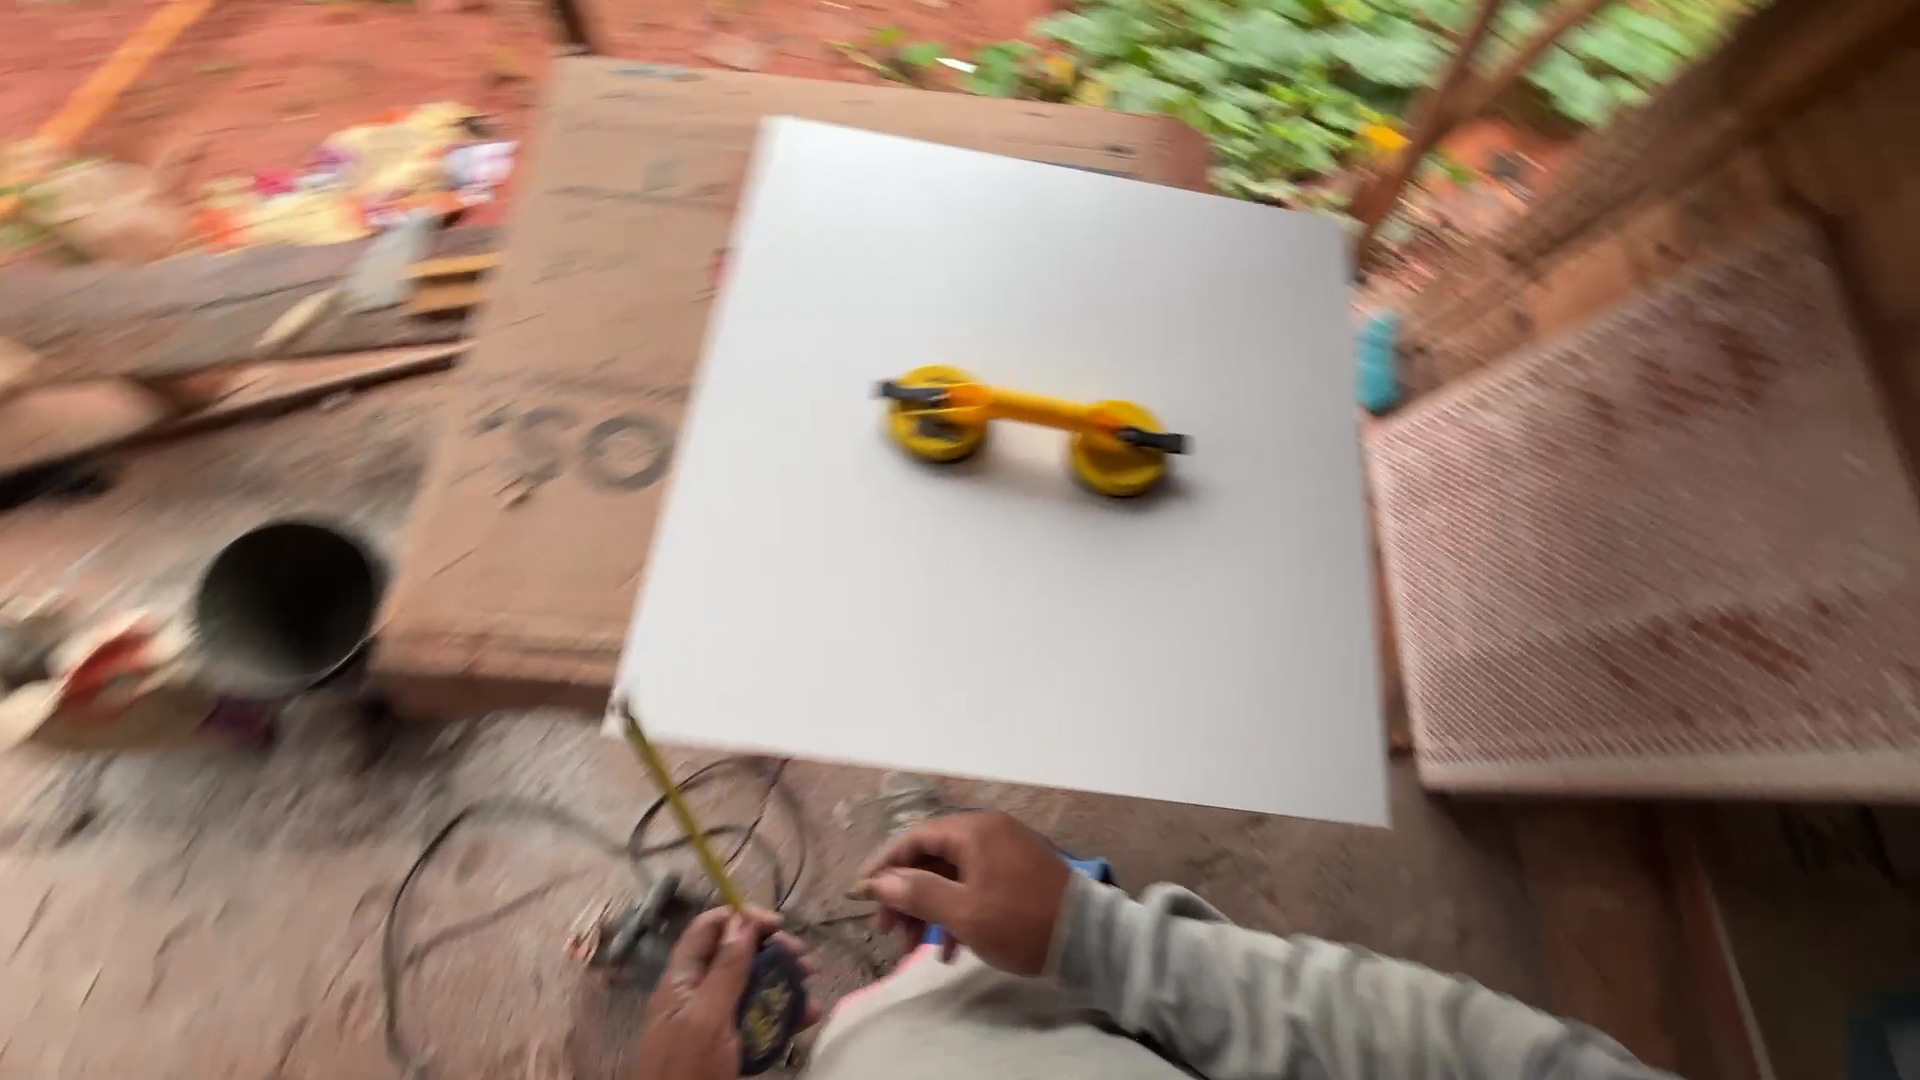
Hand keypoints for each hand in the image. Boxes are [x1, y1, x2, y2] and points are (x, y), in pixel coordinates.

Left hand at [636, 906, 818, 1079]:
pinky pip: (762, 1018)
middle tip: (802, 956)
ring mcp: (715, 1021)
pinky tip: (809, 1014)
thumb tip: (742, 919)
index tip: (777, 925)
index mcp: (682, 980)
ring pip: (754, 983)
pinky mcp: (732, 1045)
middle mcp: (698, 994)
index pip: (709, 928)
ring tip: (812, 979)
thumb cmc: (687, 1072)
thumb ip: (726, 969)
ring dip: (786, 976)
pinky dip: (786, 1012)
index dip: (741, 917)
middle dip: (773, 948)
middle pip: (737, 953)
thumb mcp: (707, 1018)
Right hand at [853, 811, 1070, 975]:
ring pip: (953, 873)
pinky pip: (975, 882)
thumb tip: (880, 883)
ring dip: (929, 907)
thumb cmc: (1020, 921)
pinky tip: (950, 948)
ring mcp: (1004, 848)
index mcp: (973, 830)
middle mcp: (987, 830)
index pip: (915, 837)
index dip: (885, 865)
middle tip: (887, 931)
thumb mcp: (964, 913)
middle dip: (906, 893)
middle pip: (932, 856)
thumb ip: (918, 894)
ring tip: (914, 947)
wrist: (1087, 936)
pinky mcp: (1017, 870)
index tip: (862, 894)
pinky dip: (957, 909)